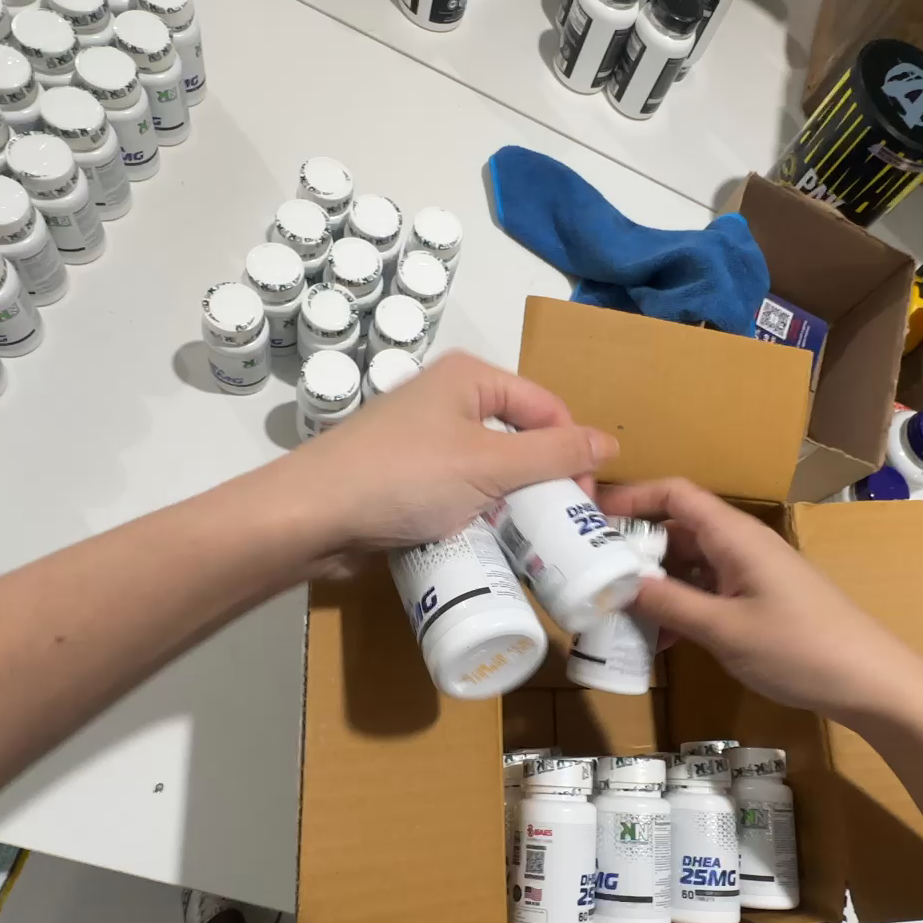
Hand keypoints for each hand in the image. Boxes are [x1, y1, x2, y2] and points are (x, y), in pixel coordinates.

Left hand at [284, 352, 617, 554]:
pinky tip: (489, 544)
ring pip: (493, 472)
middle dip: (544, 483)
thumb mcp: (490, 463)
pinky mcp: (409, 480)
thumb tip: (610, 443)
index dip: (572, 451)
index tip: (583, 503)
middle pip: (521, 440)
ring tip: (529, 541)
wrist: (312, 518)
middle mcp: (449, 401)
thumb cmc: (405, 478)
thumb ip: (554, 453)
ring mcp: (426, 442)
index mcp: (470, 378)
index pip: (547, 408)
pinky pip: (463, 494)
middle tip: (560, 528)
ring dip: (514, 505)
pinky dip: (481, 516)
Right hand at [597, 478, 922, 722]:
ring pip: (689, 564)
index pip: (675, 493)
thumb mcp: (724, 628)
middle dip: (634, 548)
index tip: (590, 516)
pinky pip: (707, 590)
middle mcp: (739, 545)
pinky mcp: (757, 599)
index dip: (631, 497)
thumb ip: (669, 604)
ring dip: (654, 584)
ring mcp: (750, 573)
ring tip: (616, 610)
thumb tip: (616, 584)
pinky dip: (680, 606)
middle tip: (591, 572)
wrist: (873, 682)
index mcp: (734, 536)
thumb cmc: (800, 647)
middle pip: (677, 530)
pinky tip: (659, 639)